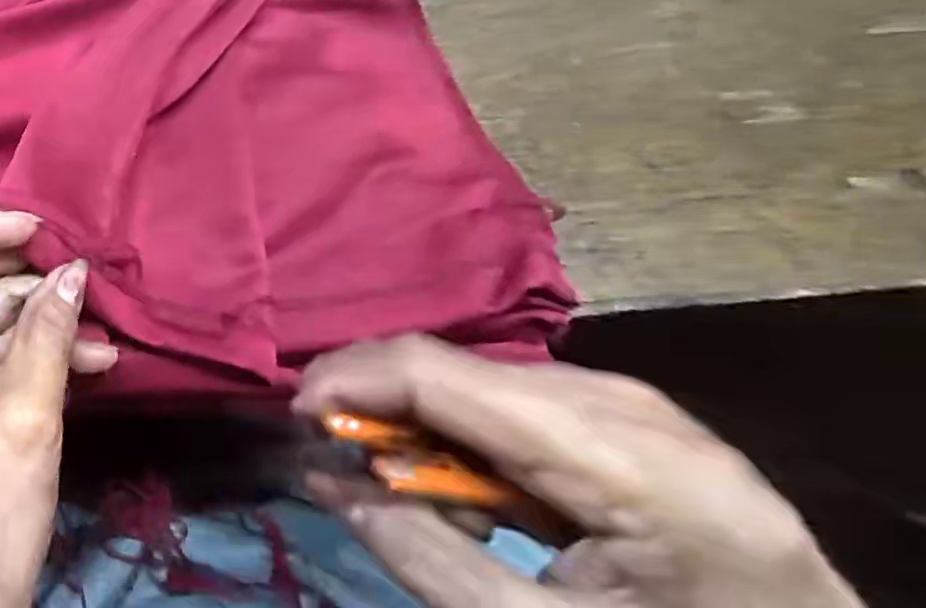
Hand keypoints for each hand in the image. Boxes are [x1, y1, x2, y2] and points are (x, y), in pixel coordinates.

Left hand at [0, 209, 114, 607]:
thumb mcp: (26, 414)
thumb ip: (49, 333)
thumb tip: (75, 270)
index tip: (42, 227)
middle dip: (27, 273)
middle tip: (81, 272)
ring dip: (44, 313)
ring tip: (96, 325)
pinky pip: (0, 340)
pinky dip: (41, 343)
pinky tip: (92, 359)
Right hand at [295, 336, 862, 607]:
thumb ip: (428, 558)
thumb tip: (325, 480)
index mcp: (629, 461)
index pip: (443, 373)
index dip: (351, 381)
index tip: (295, 419)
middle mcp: (623, 401)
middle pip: (452, 367)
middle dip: (377, 405)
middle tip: (338, 463)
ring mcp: (627, 400)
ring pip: (471, 378)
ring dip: (417, 425)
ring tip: (410, 495)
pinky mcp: (622, 414)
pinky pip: (507, 401)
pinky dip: (463, 438)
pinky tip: (472, 495)